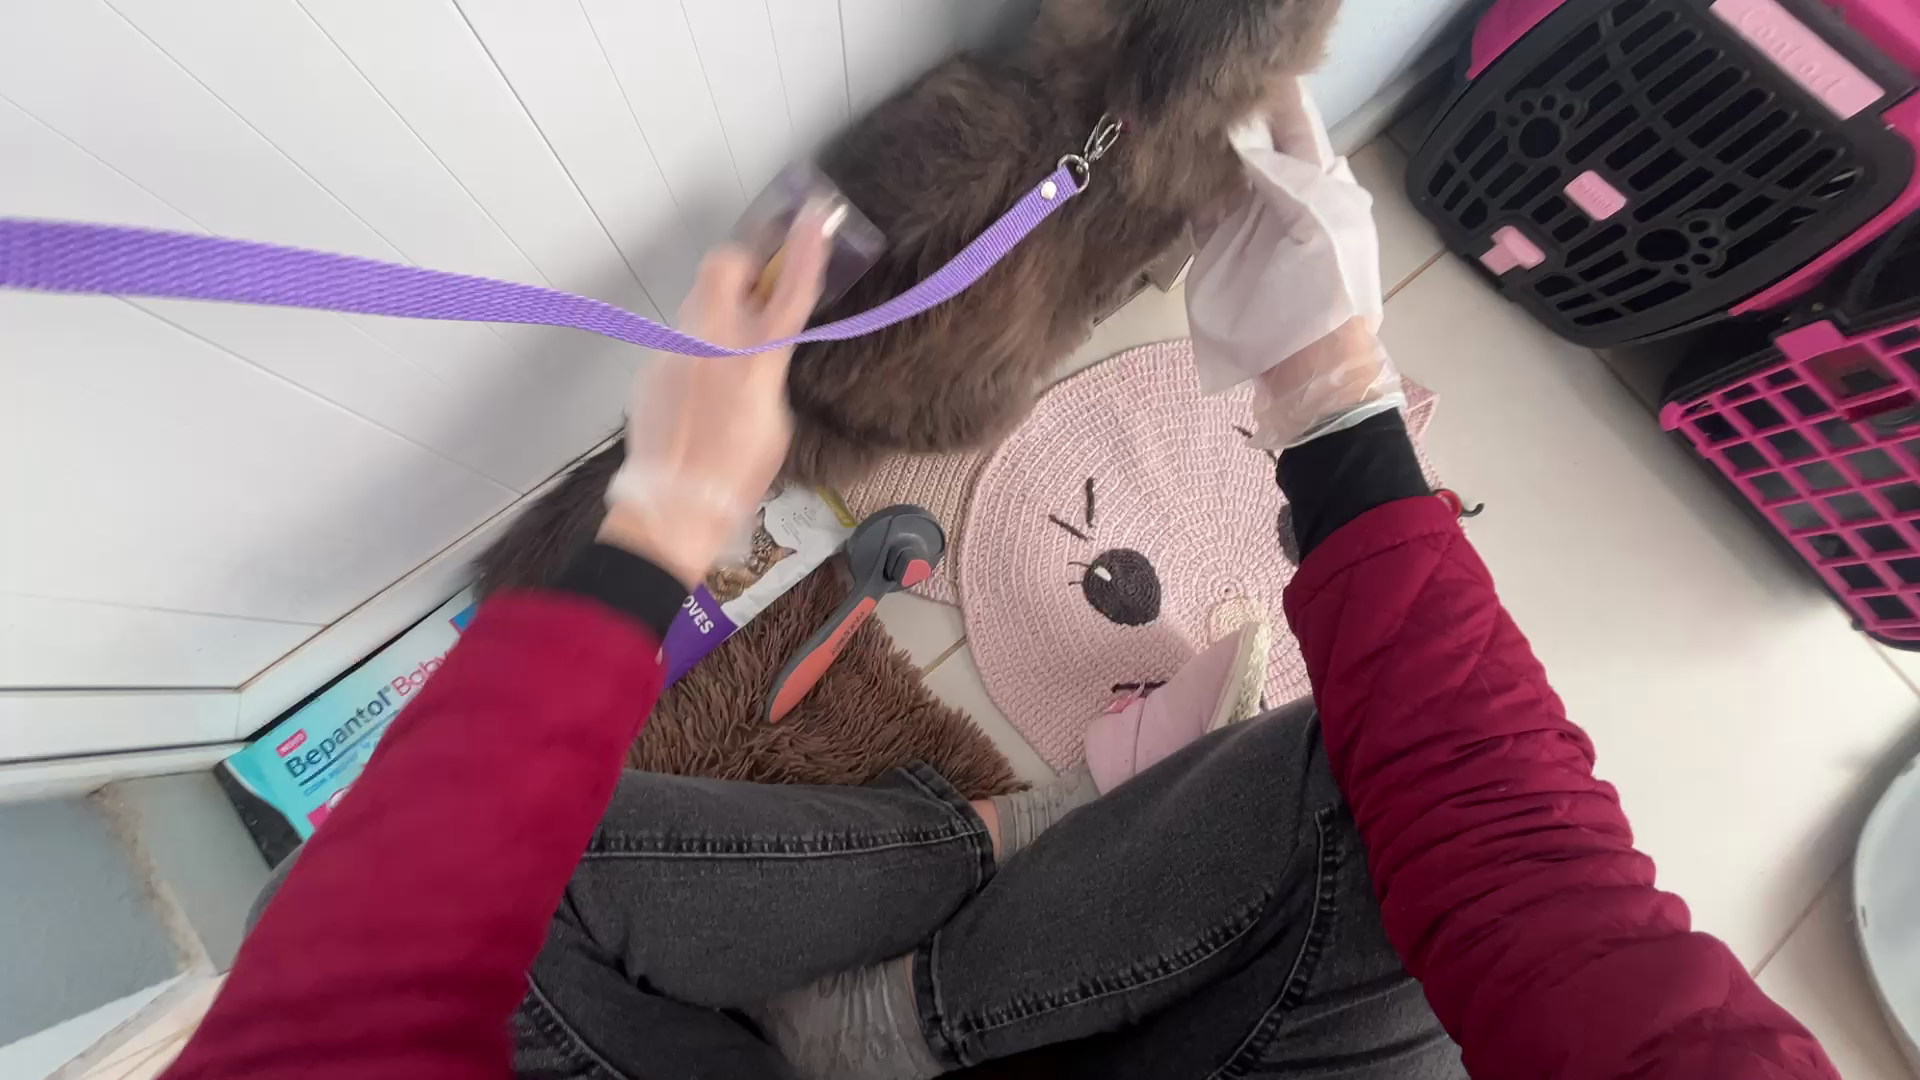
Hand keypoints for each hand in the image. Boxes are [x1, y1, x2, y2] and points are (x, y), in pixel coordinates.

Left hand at [598, 209, 831, 585]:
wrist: (676, 503)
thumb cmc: (740, 474)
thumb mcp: (777, 424)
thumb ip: (770, 374)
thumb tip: (762, 353)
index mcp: (757, 363)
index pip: (790, 292)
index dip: (807, 249)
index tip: (815, 215)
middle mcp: (713, 345)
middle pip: (724, 264)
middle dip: (744, 262)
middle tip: (756, 284)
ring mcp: (676, 351)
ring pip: (699, 302)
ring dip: (720, 309)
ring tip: (727, 353)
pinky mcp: (652, 366)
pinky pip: (681, 340)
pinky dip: (697, 349)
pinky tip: (699, 391)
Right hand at [1186, 78, 1402, 445]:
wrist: (1305, 369)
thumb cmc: (1325, 298)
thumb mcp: (1319, 228)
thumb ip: (1287, 180)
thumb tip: (1246, 143)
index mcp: (1317, 184)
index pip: (1292, 125)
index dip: (1270, 96)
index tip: (1238, 71)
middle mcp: (1279, 198)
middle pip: (1250, 146)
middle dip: (1227, 121)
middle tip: (1193, 96)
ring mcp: (1245, 227)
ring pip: (1219, 176)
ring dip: (1200, 155)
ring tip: (1173, 124)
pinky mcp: (1216, 254)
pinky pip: (1197, 212)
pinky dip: (1184, 192)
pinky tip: (1166, 170)